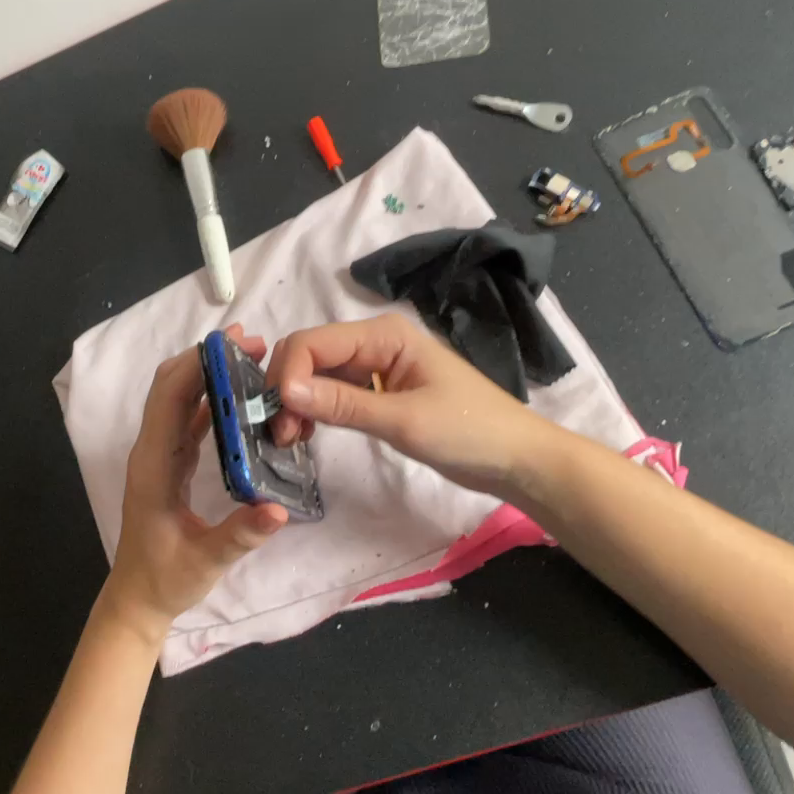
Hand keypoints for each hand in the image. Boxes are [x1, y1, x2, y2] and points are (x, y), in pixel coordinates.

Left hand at [104, 325, 288, 637]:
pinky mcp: (170, 465)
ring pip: (178, 400)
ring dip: (208, 375)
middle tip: (253, 342)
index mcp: (153, 466)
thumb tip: (280, 510)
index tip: (234, 344)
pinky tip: (238, 394)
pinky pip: (186, 421)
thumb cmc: (166, 580)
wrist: (138, 599)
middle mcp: (152, 452)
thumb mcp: (205, 561)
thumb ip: (240, 535)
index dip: (197, 366)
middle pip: (170, 388)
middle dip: (206, 359)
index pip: (169, 400)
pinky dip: (208, 401)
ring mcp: (159, 457)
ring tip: (251, 358)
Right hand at [265, 314, 547, 495]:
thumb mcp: (403, 420)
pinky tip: (309, 433)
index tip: (278, 418)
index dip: (287, 375)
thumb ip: (342, 405)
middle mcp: (374, 342)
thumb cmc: (469, 432)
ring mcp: (375, 367)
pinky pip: (332, 392)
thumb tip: (284, 393)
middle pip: (309, 355)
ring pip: (316, 375)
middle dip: (286, 389)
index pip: (313, 342)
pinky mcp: (377, 391)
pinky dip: (314, 410)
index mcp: (384, 334)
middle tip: (281, 435)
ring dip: (297, 402)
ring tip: (291, 439)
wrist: (515, 458)